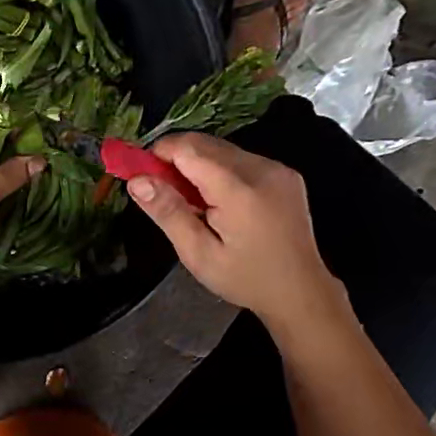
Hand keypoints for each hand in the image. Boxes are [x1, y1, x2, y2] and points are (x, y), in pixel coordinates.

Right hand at [127, 132, 345, 328]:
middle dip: (176, 159)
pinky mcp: (285, 173)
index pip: (189, 148)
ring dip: (198, 165)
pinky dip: (221, 170)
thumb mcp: (199, 254)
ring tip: (191, 202)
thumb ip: (168, 213)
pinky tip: (218, 202)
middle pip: (205, 144)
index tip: (139, 172)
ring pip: (223, 150)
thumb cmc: (245, 279)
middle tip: (160, 190)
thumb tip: (136, 181)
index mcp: (239, 189)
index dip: (158, 153)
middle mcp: (261, 169)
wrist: (300, 290)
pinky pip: (242, 159)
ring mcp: (277, 168)